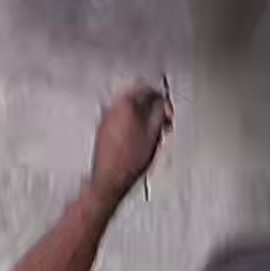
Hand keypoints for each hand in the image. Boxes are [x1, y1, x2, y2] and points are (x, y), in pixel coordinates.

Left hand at [87, 83, 171, 203]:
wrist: (109, 182)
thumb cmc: (129, 161)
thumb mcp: (154, 133)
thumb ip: (160, 112)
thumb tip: (163, 103)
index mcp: (126, 103)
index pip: (148, 89)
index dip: (162, 99)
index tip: (167, 109)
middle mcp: (113, 107)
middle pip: (138, 98)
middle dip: (152, 109)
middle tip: (162, 122)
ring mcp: (106, 119)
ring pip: (130, 110)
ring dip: (143, 118)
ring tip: (152, 133)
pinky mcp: (102, 131)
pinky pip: (121, 120)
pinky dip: (132, 125)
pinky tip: (139, 140)